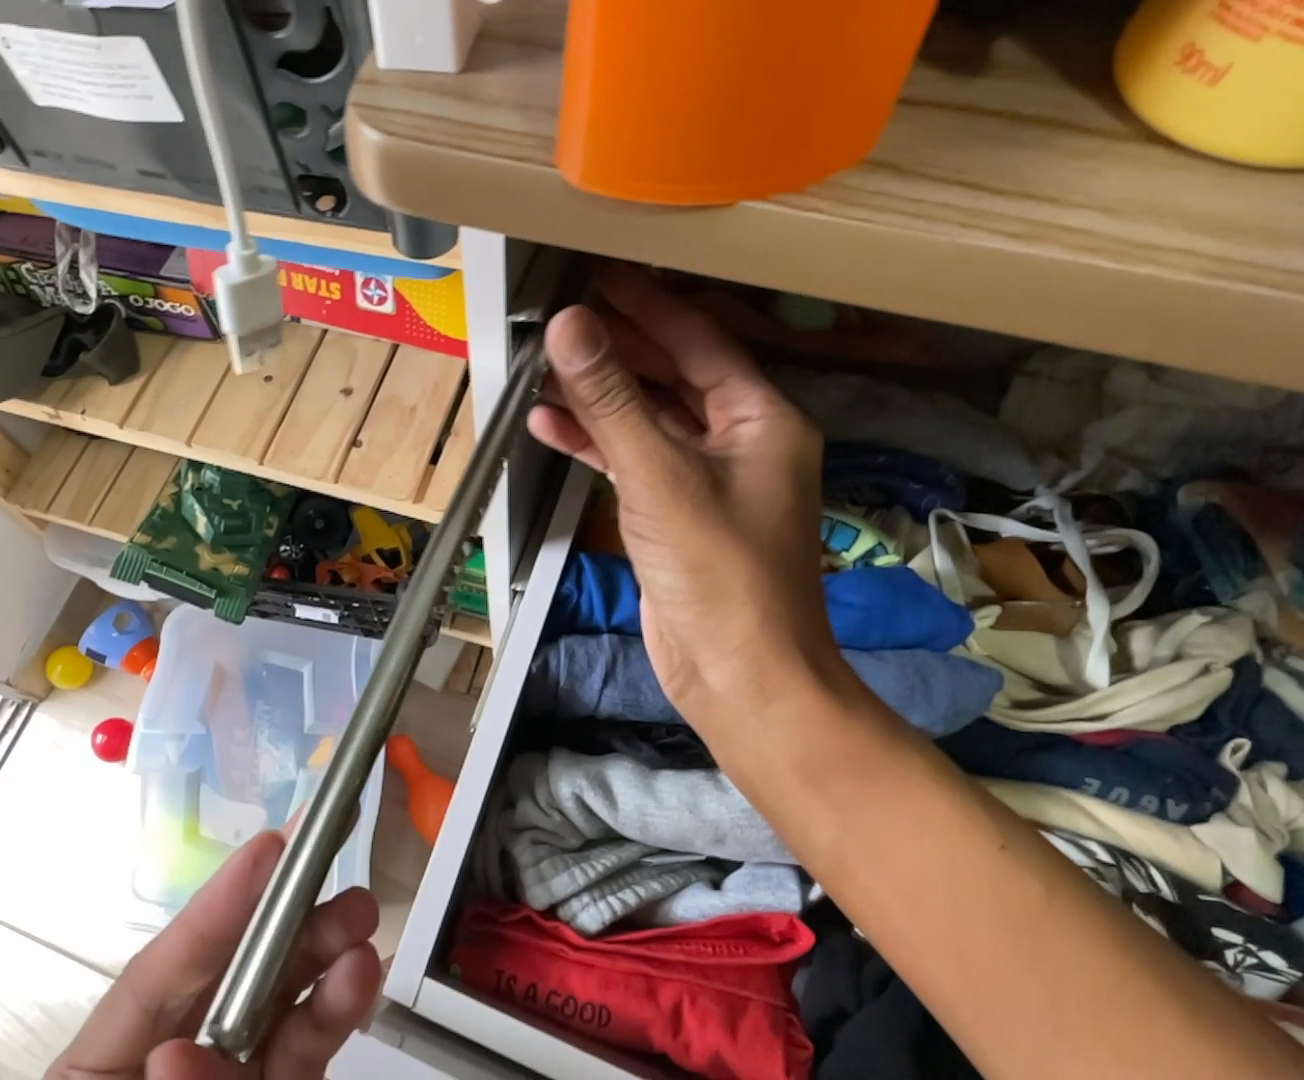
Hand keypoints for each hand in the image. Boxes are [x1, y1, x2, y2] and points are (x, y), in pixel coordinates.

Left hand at [46, 831, 379, 1079]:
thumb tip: (180, 1052)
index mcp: (108, 1056)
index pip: (165, 967)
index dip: (220, 903)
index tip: (271, 847)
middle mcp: (182, 1050)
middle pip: (237, 973)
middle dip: (290, 916)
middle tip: (333, 870)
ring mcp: (236, 1074)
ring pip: (286, 1009)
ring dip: (327, 961)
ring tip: (359, 932)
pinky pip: (305, 1054)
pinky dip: (331, 1017)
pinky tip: (354, 984)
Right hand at [528, 264, 838, 727]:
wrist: (738, 675)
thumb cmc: (721, 573)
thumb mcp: (660, 476)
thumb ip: (612, 399)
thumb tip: (568, 324)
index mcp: (761, 418)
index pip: (699, 340)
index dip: (648, 305)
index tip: (598, 275)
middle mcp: (739, 440)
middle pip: (671, 375)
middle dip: (616, 349)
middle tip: (560, 317)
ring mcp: (704, 480)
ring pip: (646, 420)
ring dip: (597, 397)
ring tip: (542, 366)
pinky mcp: (673, 515)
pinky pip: (632, 462)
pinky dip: (595, 444)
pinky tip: (550, 424)